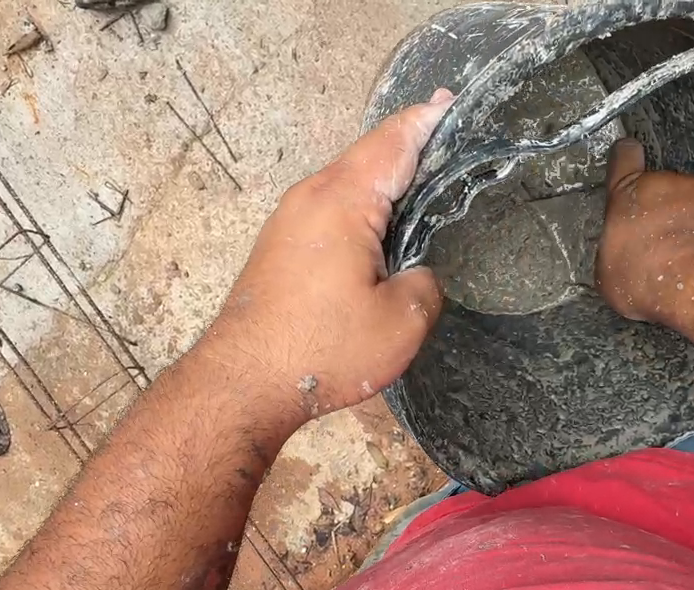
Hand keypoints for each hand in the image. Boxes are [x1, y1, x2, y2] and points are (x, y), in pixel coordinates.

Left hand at [201, 89, 453, 422]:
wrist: (245, 381)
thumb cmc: (325, 349)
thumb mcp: (401, 324)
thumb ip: (426, 286)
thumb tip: (418, 275)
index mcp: (343, 202)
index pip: (392, 144)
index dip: (425, 122)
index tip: (448, 103)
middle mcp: (310, 198)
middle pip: (367, 158)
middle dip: (406, 147)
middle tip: (443, 140)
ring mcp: (289, 223)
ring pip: (346, 187)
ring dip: (382, 182)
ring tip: (418, 185)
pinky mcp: (280, 250)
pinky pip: (330, 213)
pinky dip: (361, 210)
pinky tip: (378, 231)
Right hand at [595, 138, 693, 323]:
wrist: (693, 281)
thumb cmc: (646, 277)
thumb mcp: (610, 272)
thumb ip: (615, 248)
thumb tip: (620, 254)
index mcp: (626, 195)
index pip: (623, 158)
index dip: (626, 159)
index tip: (628, 158)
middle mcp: (663, 183)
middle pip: (662, 189)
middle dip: (663, 214)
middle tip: (661, 247)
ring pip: (693, 203)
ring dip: (691, 225)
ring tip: (686, 259)